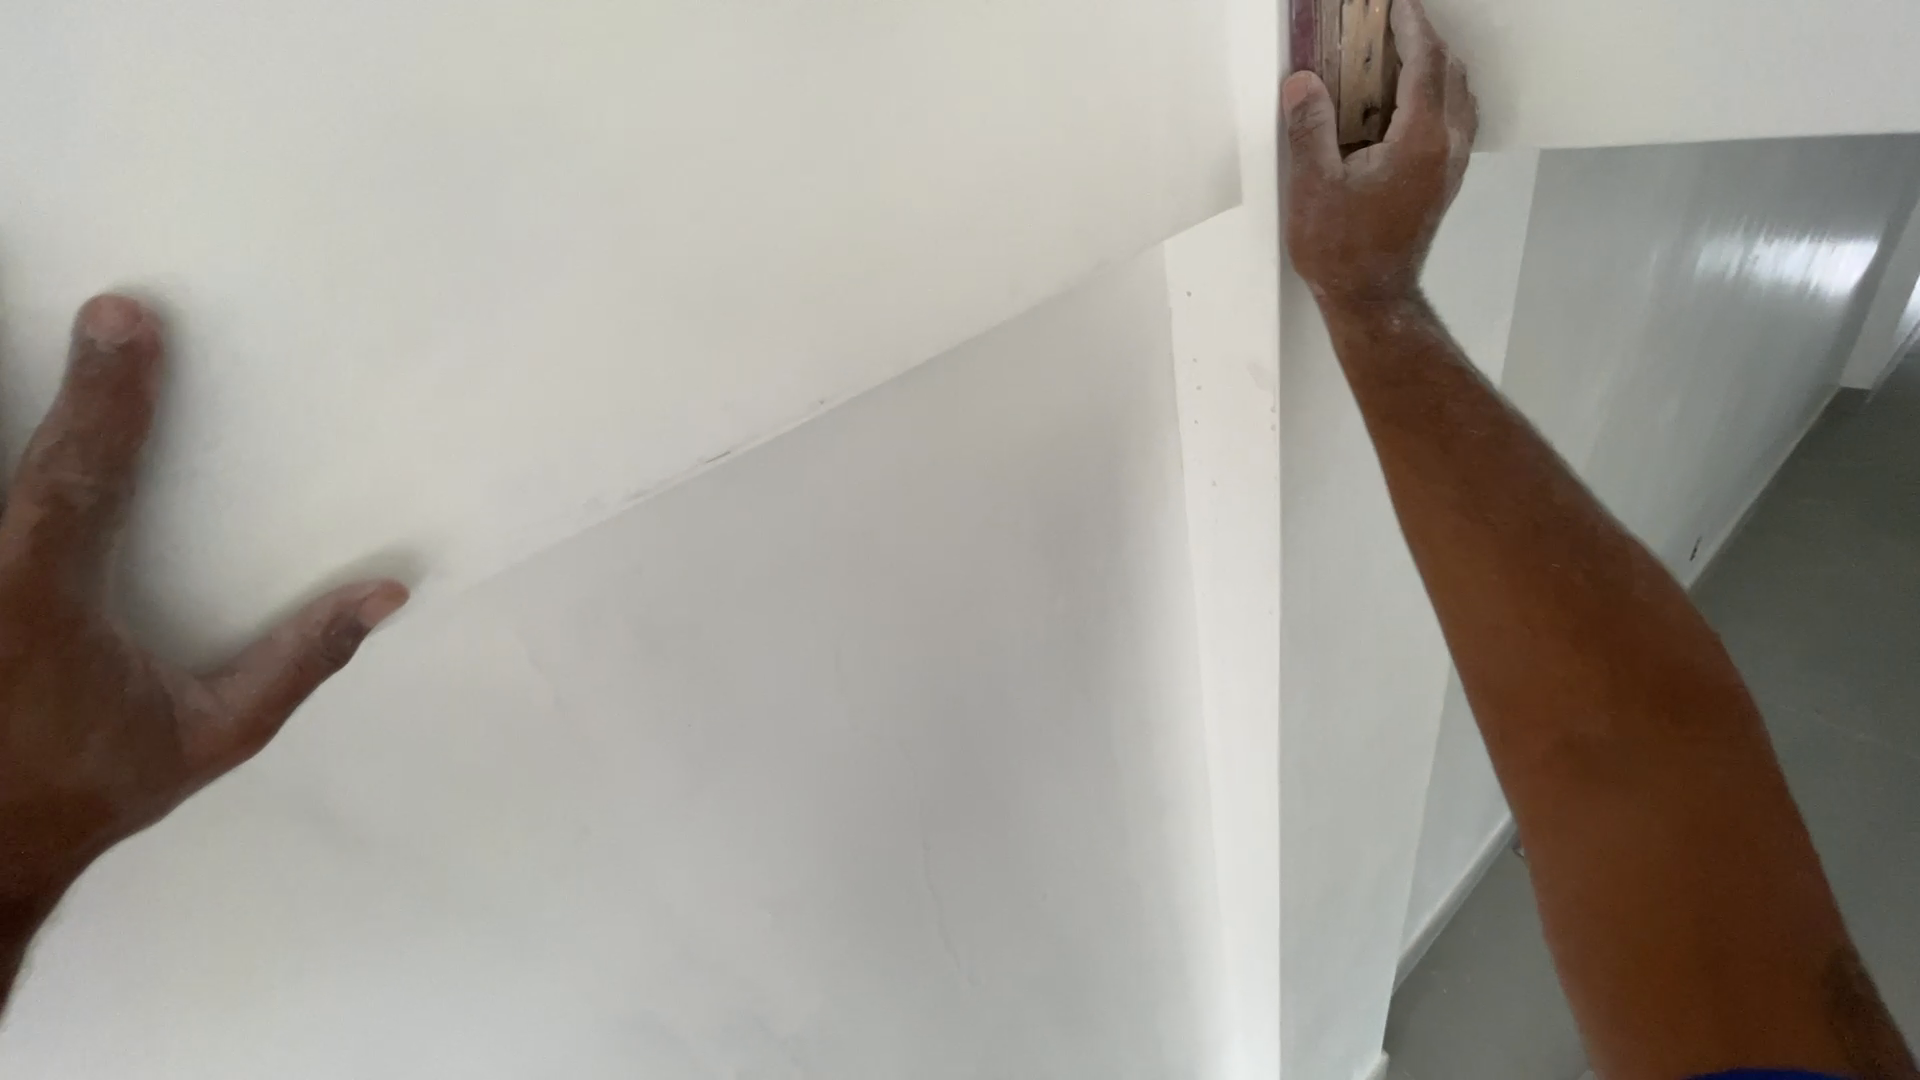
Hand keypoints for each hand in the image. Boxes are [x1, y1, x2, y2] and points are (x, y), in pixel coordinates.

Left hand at [0, 296, 406, 910]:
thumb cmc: (89, 786)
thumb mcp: (218, 730)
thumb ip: (303, 657)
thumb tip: (390, 591)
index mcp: (32, 599)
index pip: (76, 475)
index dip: (108, 395)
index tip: (125, 319)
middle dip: (38, 381)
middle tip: (82, 311)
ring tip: (36, 347)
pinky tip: (16, 458)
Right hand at [1282, 0, 1477, 305]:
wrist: (1370, 298)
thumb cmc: (1341, 251)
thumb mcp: (1313, 189)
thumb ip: (1310, 130)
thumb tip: (1303, 84)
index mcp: (1419, 138)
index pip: (1425, 60)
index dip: (1411, 24)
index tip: (1394, 3)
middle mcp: (1446, 145)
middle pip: (1450, 71)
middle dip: (1424, 41)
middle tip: (1390, 28)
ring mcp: (1450, 165)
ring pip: (1458, 95)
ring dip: (1435, 68)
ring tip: (1400, 62)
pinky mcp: (1444, 183)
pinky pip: (1455, 122)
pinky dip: (1437, 98)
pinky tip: (1409, 108)